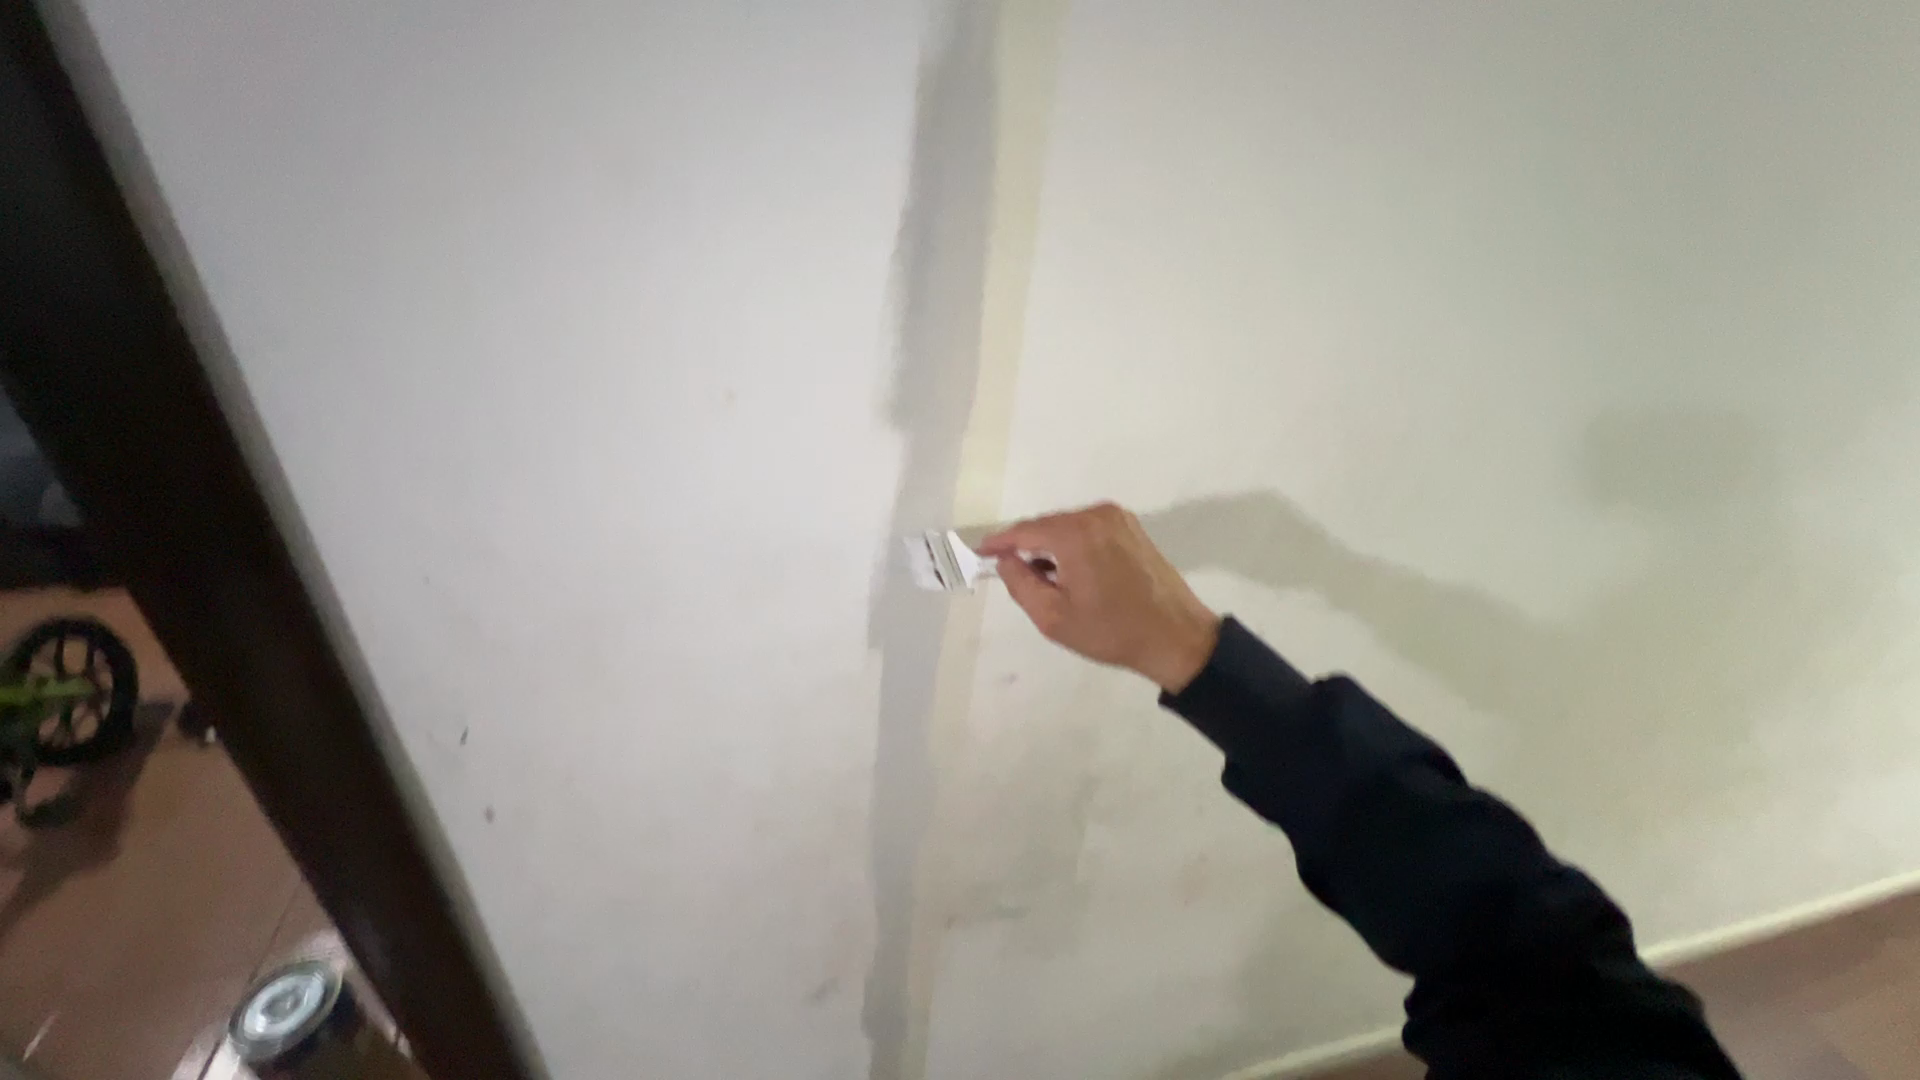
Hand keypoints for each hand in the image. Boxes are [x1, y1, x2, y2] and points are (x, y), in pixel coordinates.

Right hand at [980, 502, 1220, 691]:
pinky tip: (1071, 571)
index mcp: (1075, 533)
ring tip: (1044, 580)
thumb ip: (1020, 583)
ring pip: (1067, 527)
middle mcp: (1096, 515)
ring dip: (1051, 547)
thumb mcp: (1053, 617)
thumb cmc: (1111, 631)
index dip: (1000, 542)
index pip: (1025, 531)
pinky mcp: (1132, 528)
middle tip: (1011, 573)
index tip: (980, 552)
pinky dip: (1073, 545)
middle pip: (1047, 525)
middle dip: (1027, 546)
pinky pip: (1088, 530)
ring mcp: (1118, 518)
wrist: (1176, 636)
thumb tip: (1005, 560)